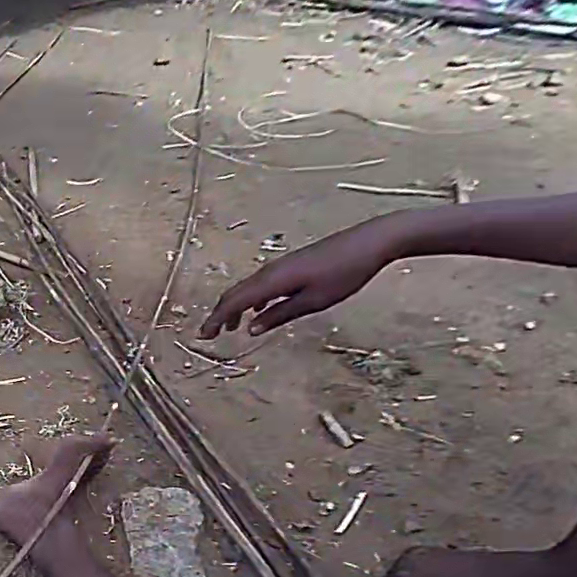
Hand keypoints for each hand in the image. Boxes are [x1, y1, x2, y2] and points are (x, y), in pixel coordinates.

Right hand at [199, 217, 402, 337]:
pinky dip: (248, 299)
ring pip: (244, 289)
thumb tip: (251, 329)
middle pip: (232, 294)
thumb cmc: (346, 273)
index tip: (204, 336)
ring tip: (232, 326)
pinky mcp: (287, 265)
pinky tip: (258, 309)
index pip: (233, 303)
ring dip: (233, 307)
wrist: (372, 240)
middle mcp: (267, 273)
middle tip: (211, 334)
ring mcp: (276, 267)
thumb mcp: (315, 301)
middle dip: (219, 314)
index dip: (215, 320)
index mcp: (271, 282)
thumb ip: (280, 315)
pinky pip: (257, 284)